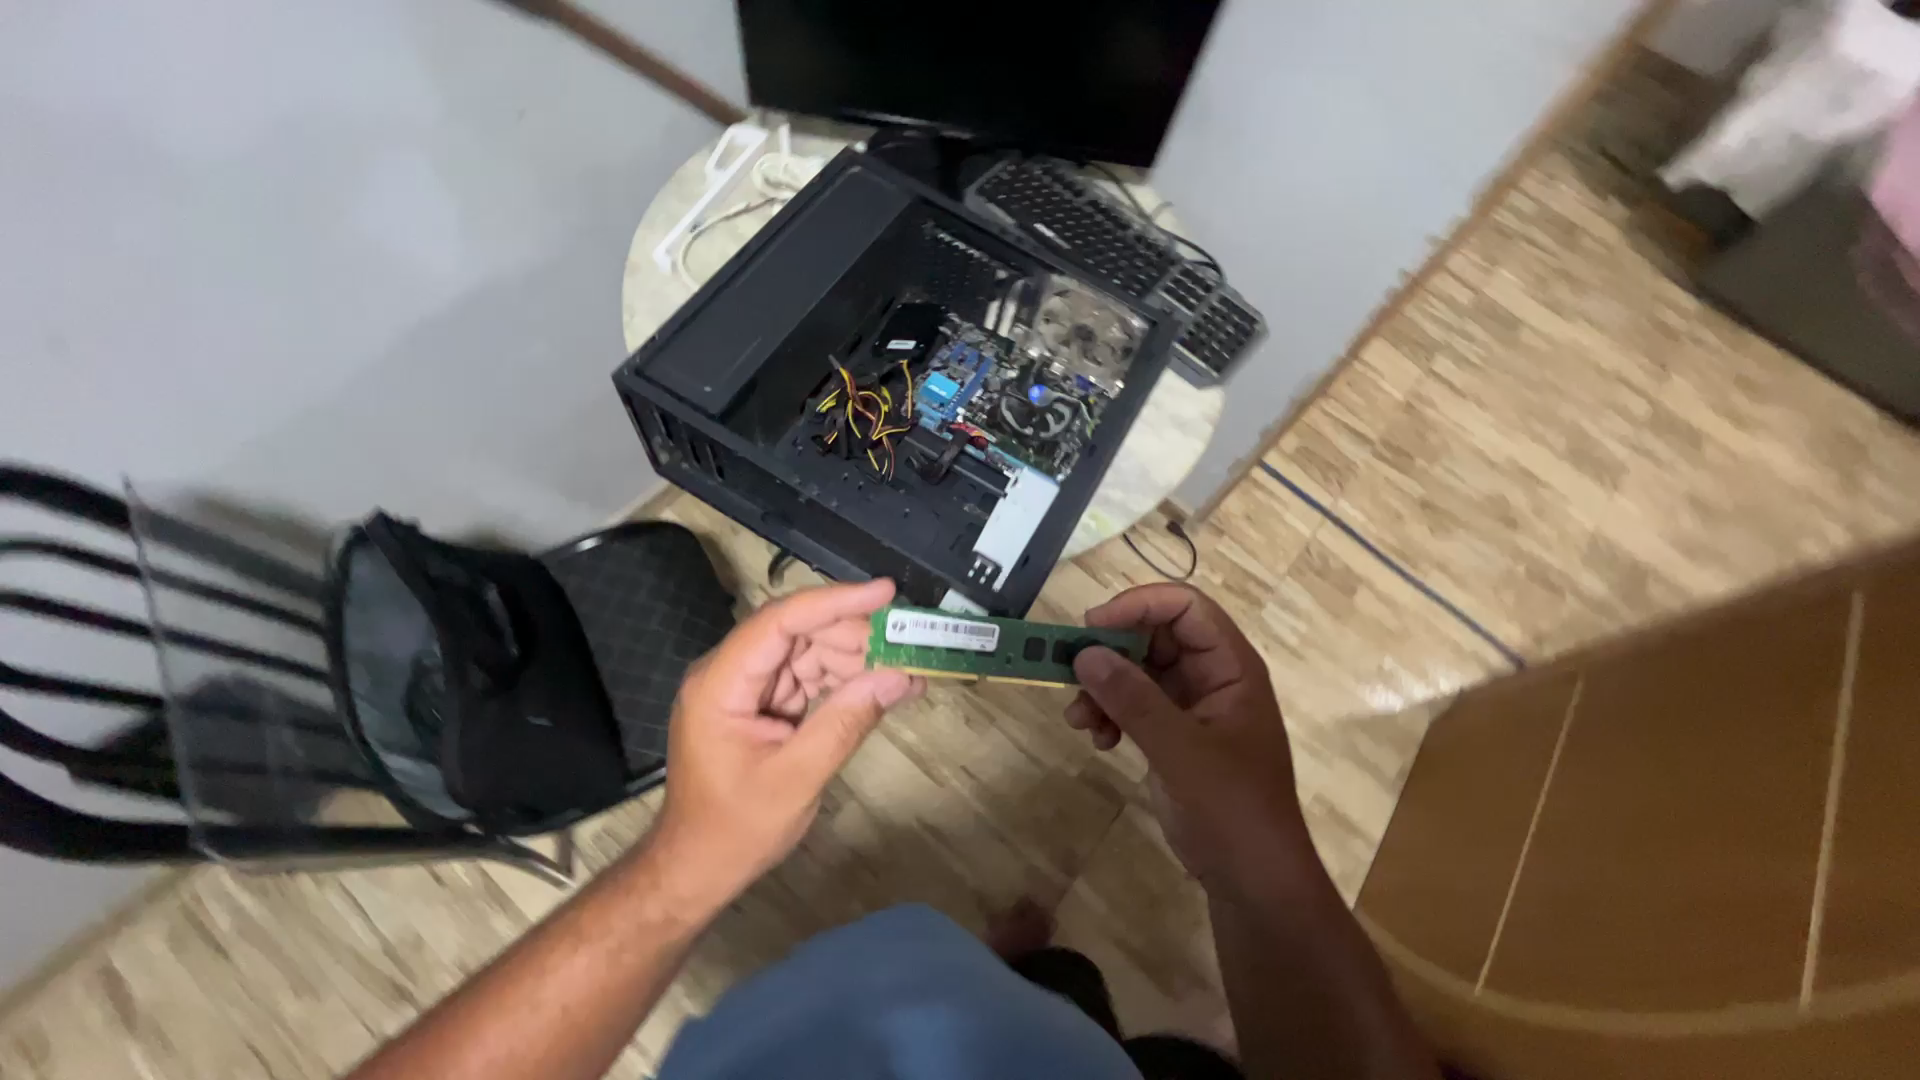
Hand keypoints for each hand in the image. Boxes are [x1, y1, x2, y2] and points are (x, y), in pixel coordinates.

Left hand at [645, 579, 923, 913]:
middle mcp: (729, 673)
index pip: (780, 622)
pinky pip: (807, 676)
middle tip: (906, 645)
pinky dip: (844, 681)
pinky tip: (881, 687)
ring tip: (904, 672)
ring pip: (807, 650)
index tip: (885, 593)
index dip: (834, 602)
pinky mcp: (761, 702)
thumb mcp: (796, 779)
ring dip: (855, 658)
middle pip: (797, 631)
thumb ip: (845, 723)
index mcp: (721, 684)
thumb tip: (898, 678)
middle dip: (854, 634)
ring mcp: (745, 687)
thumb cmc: (735, 830)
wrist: (696, 868)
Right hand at [1064, 584, 1310, 886]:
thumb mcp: (1182, 751)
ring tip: (1080, 719)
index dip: (1139, 605)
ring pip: (1137, 671)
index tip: (1092, 626)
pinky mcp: (1172, 735)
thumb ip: (1134, 700)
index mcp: (1231, 667)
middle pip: (1155, 636)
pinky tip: (1099, 740)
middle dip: (1111, 652)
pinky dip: (1110, 715)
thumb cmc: (1233, 809)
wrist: (1253, 880)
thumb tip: (1085, 653)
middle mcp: (1211, 677)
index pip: (1186, 607)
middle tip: (1072, 671)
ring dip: (1103, 688)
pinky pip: (1133, 705)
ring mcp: (1191, 707)